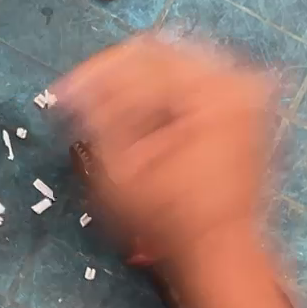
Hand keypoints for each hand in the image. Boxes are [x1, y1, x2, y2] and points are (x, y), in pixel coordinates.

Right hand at [54, 35, 277, 275]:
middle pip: (161, 55)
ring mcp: (246, 95)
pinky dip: (164, 99)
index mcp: (209, 87)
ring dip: (138, 87)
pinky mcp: (247, 112)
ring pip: (178, 68)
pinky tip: (140, 122)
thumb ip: (99, 118)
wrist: (220, 253)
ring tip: (106, 114)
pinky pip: (197, 87)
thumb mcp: (121, 170)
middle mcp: (236, 79)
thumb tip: (72, 87)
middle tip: (80, 103)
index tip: (60, 96)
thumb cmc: (166, 220)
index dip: (92, 73)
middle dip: (115, 77)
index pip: (138, 56)